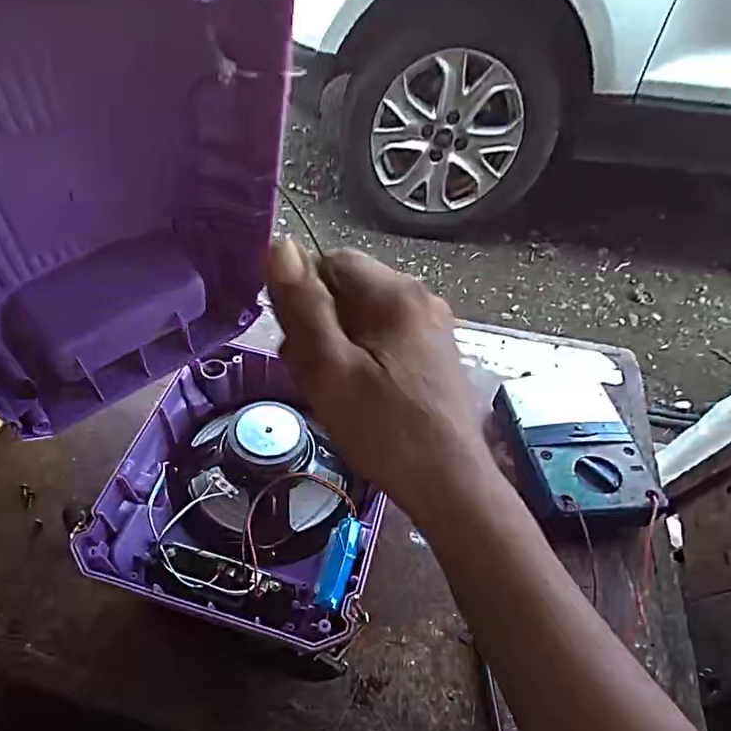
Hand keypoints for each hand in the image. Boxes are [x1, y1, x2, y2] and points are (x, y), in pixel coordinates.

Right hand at [264, 241, 502, 530]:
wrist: (451, 485)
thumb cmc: (387, 431)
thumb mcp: (331, 370)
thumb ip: (304, 308)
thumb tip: (280, 246)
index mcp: (396, 294)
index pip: (330, 263)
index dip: (304, 301)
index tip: (300, 349)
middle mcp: (422, 301)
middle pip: (349, 295)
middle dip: (322, 332)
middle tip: (318, 382)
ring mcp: (434, 332)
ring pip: (366, 325)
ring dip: (341, 354)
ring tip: (340, 399)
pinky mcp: (438, 361)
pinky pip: (388, 348)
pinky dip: (367, 368)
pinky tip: (366, 404)